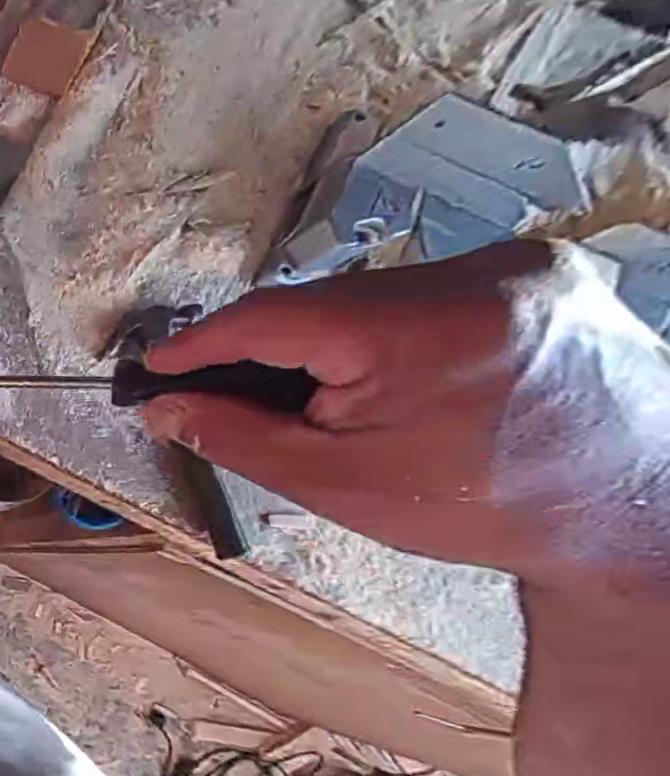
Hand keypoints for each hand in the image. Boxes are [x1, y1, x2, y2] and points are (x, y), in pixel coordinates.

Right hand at [140, 240, 669, 586]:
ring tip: (288, 391)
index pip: (272, 316)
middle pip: (314, 302)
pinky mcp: (534, 272)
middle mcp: (480, 276)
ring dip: (305, 340)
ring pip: (356, 295)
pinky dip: (358, 330)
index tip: (154, 363)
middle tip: (210, 390)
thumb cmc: (477, 506)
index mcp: (427, 330)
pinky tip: (355, 372)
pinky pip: (404, 293)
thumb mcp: (328, 480)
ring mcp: (517, 266)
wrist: (641, 510)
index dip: (200, 340)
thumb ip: (231, 435)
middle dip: (253, 347)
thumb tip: (163, 407)